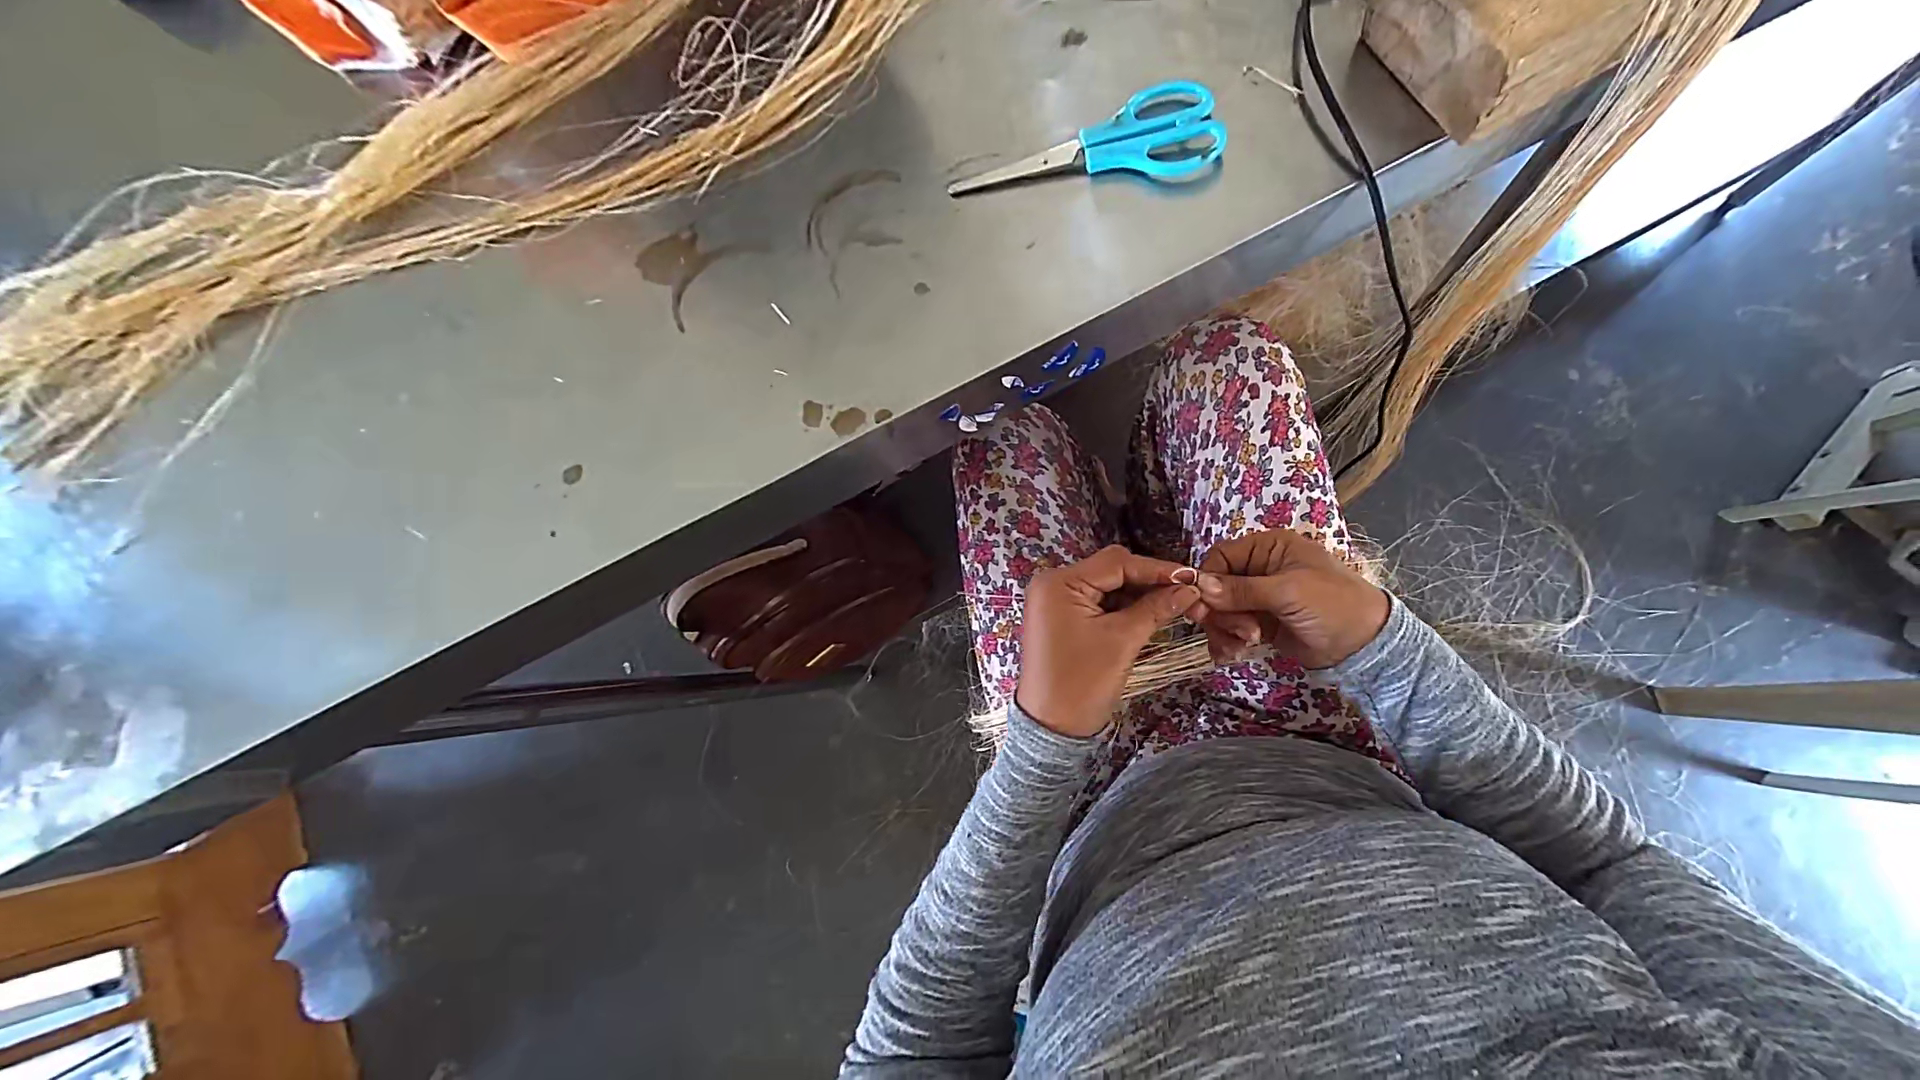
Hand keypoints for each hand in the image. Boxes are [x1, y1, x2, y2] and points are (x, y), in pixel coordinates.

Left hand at [1016, 546, 1200, 736]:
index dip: (1157, 569)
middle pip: (1111, 570)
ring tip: (1173, 605)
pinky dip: (1121, 607)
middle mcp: (1052, 584)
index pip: (1116, 562)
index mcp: (1060, 582)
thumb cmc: (1083, 682)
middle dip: (1148, 581)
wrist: (1051, 727)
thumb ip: (1156, 608)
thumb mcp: (1123, 640)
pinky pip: (1096, 602)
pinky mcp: (1060, 617)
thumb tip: (1187, 588)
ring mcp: (1054, 601)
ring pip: (1106, 586)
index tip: (1191, 577)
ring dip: (1137, 595)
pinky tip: (1148, 614)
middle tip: (1185, 593)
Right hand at [1192, 530, 1388, 668]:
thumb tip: (1200, 586)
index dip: (1206, 580)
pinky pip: (1228, 628)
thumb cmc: (1333, 606)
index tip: (1201, 605)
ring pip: (1219, 610)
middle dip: (1220, 611)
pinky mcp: (1258, 622)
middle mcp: (1259, 570)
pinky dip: (1227, 641)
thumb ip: (1241, 589)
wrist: (1365, 648)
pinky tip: (1235, 653)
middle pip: (1215, 587)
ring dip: (1224, 629)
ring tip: (1247, 643)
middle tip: (1239, 631)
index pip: (1220, 557)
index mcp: (1268, 548)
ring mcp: (1258, 598)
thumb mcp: (1287, 592)